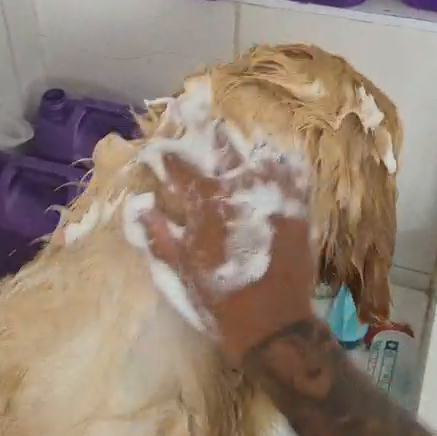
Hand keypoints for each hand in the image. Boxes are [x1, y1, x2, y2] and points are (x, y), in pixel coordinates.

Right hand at [136, 137, 317, 362]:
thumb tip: (138, 203)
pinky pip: (291, 172)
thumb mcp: (178, 271)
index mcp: (206, 202)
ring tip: (231, 135)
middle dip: (202, 128)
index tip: (157, 147)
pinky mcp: (298, 207)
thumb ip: (156, 232)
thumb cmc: (219, 301)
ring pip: (255, 152)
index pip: (178, 163)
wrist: (274, 326)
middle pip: (219, 145)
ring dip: (239, 145)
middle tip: (192, 109)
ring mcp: (274, 194)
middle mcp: (240, 188)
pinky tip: (271, 160)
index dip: (165, 152)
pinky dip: (278, 163)